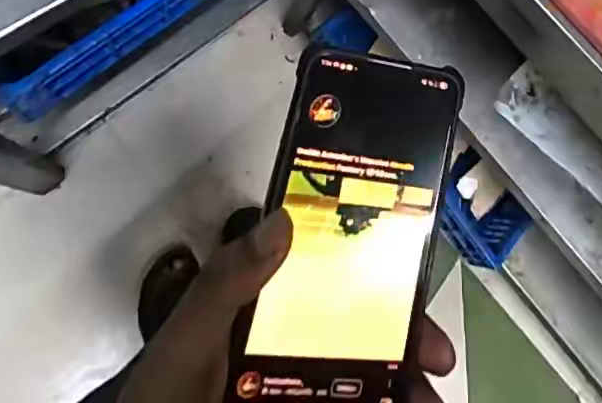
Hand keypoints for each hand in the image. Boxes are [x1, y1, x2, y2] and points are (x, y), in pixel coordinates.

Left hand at [119, 210, 457, 402]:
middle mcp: (295, 342)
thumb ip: (229, 278)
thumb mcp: (190, 332)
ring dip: (403, 384)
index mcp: (276, 303)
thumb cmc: (163, 391)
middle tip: (438, 361)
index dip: (383, 278)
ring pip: (365, 376)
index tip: (414, 285)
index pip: (339, 276)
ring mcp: (300, 386)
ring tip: (427, 402)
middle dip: (408, 341)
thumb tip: (286, 216)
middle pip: (366, 331)